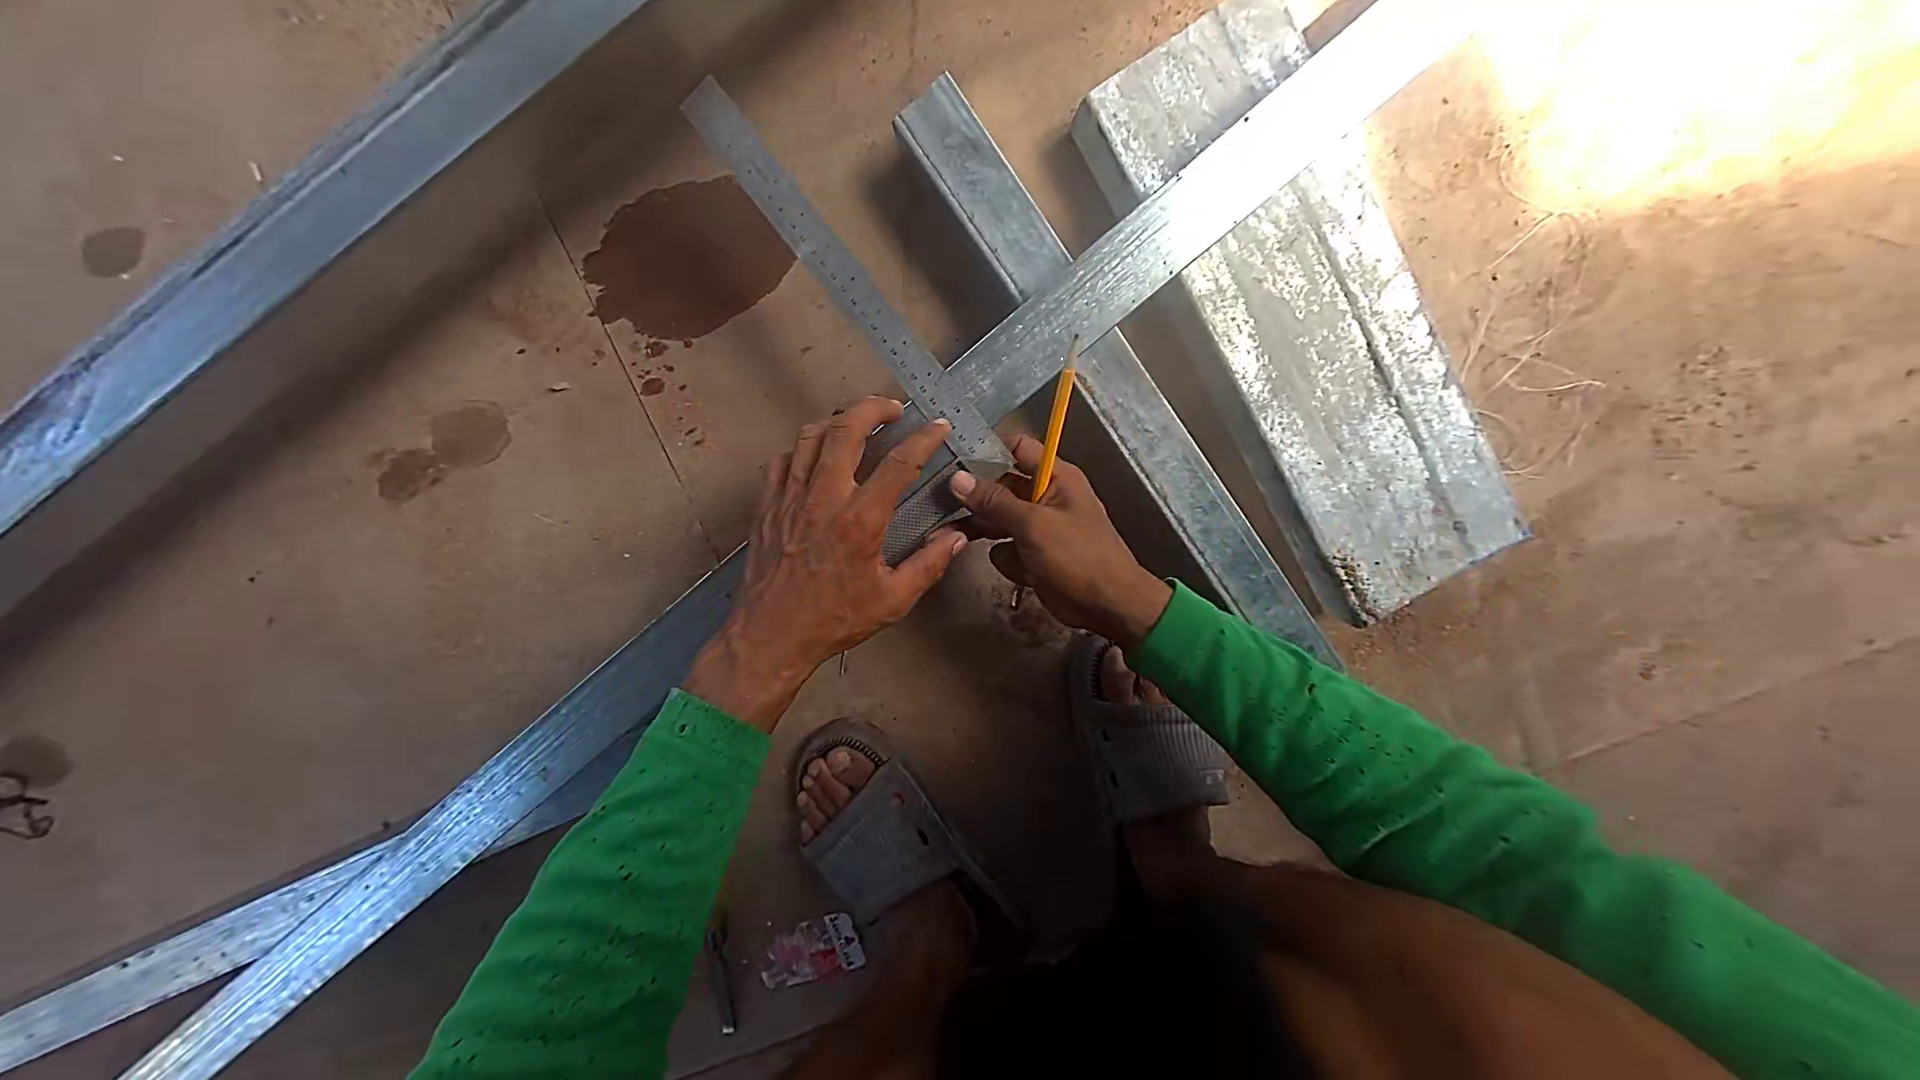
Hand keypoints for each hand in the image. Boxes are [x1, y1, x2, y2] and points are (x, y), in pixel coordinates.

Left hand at [684, 397, 966, 730]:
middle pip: (846, 428)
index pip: (899, 463)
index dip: (924, 438)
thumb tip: (956, 538)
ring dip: (836, 420)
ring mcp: (790, 498)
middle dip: (873, 407)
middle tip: (892, 408)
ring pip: (810, 436)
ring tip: (855, 422)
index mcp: (860, 520)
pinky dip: (802, 449)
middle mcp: (823, 498)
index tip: (937, 426)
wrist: (770, 636)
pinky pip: (783, 461)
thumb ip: (928, 565)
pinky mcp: (768, 506)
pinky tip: (814, 457)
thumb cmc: (832, 621)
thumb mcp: (892, 600)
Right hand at [950, 434, 1171, 647]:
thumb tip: (958, 478)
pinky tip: (1020, 571)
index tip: (954, 457)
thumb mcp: (1033, 524)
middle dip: (976, 498)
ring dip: (984, 531)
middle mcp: (1045, 496)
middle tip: (941, 503)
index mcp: (1055, 476)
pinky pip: (1006, 549)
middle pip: (1000, 486)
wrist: (1108, 605)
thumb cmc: (1078, 556)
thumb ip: (993, 501)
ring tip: (954, 535)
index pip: (1017, 447)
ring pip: (997, 519)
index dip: (988, 449)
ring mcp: (1038, 527)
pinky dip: (1009, 560)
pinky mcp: (1033, 554)